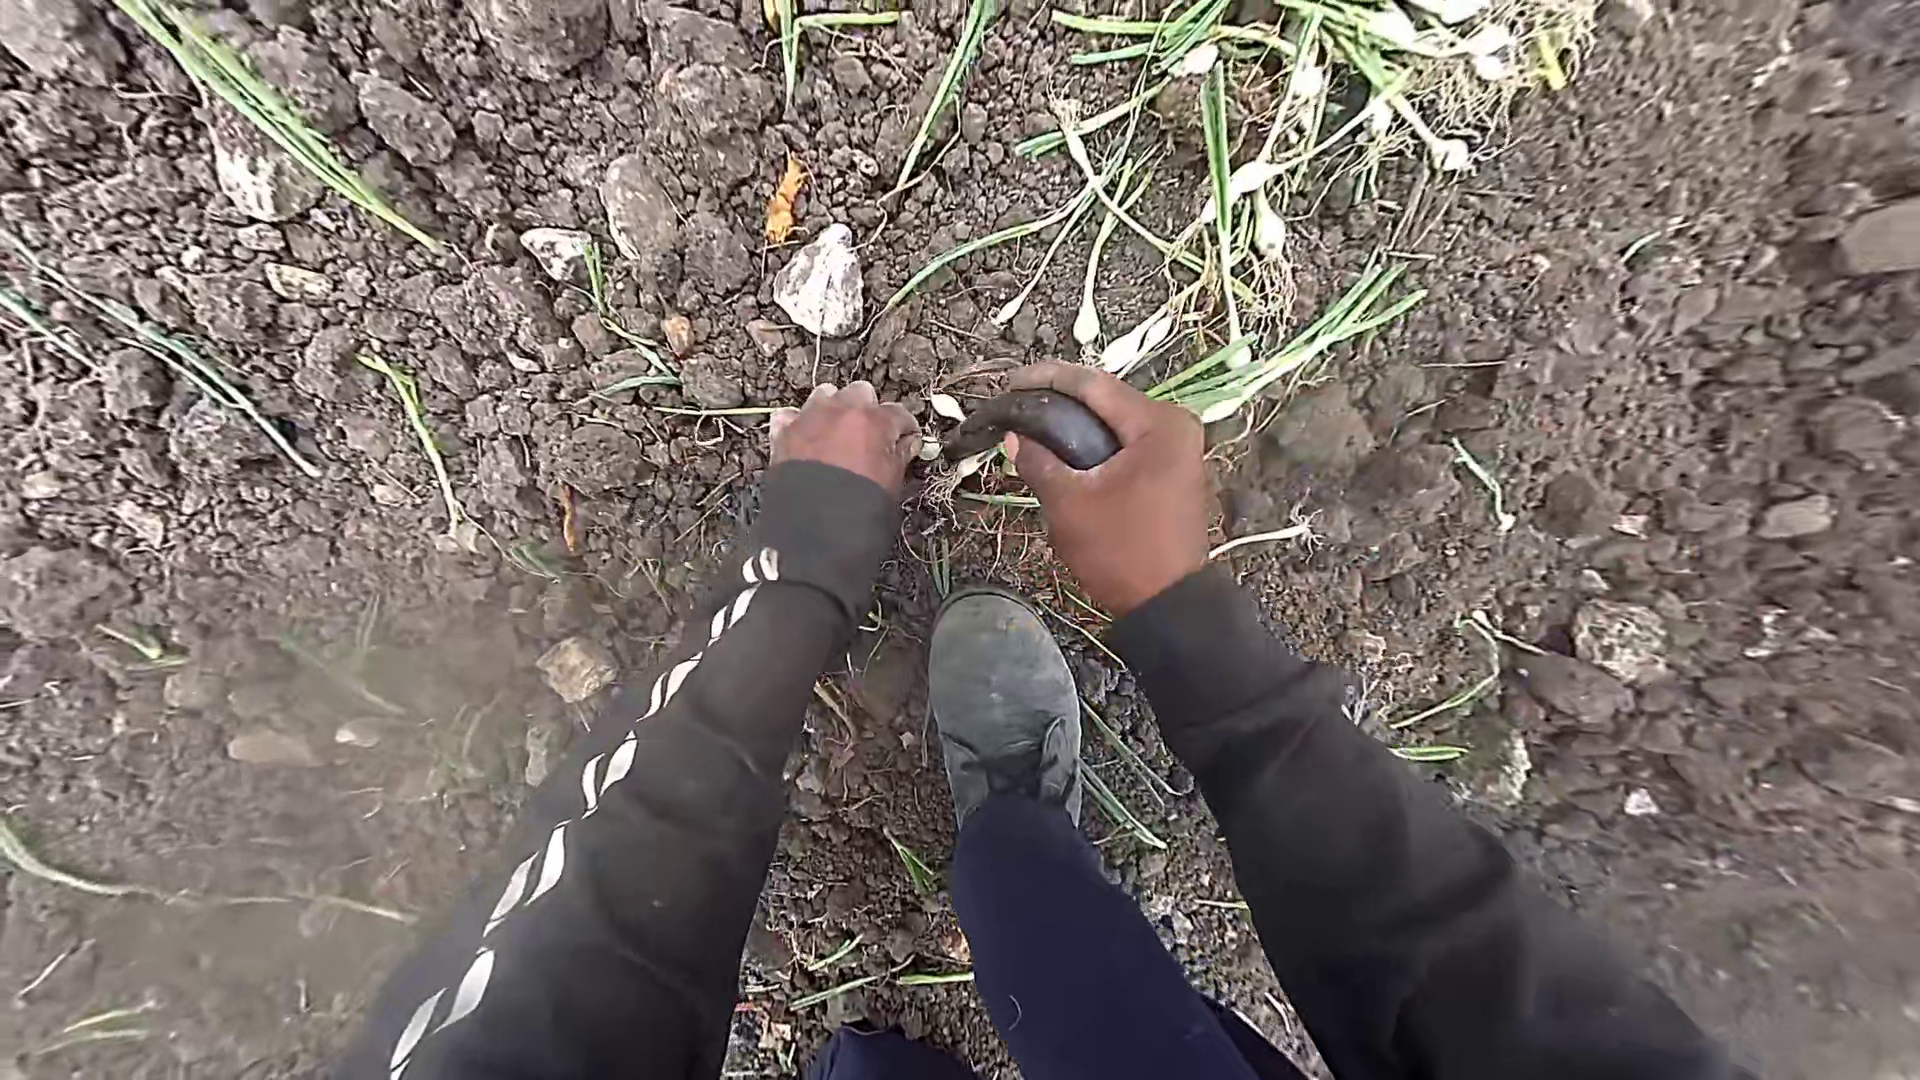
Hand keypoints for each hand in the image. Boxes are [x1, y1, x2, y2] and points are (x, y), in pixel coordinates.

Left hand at [769, 381, 919, 495]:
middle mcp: (842, 410)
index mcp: (874, 420)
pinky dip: (799, 424)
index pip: (898, 413)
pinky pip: (791, 416)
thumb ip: (901, 455)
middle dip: (867, 409)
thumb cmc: (862, 505)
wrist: (815, 526)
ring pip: (825, 395)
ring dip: (833, 408)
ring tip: (836, 432)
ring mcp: (810, 418)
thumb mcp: (893, 482)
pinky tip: (805, 439)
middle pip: (860, 393)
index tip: (906, 438)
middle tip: (869, 434)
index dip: (905, 427)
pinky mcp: (784, 432)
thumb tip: (909, 443)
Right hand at [1003, 364, 1209, 615]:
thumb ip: (1038, 461)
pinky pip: (1125, 445)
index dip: (1046, 379)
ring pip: (1114, 424)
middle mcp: (1175, 426)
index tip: (1010, 382)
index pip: (1094, 385)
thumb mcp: (1069, 503)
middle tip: (1017, 406)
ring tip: (1032, 427)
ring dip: (1074, 425)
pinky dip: (1093, 445)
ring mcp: (1177, 449)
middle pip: (1106, 402)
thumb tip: (1014, 436)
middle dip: (1059, 402)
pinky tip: (1063, 450)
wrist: (1166, 603)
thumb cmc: (1119, 550)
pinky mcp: (1171, 471)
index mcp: (1158, 424)